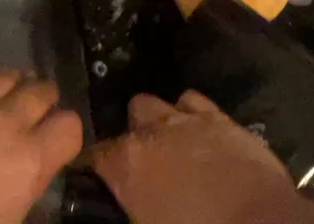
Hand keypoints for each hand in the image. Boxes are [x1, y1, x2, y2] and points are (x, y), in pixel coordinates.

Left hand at [0, 57, 82, 223]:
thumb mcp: (8, 221)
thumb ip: (27, 188)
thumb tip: (32, 175)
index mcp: (29, 159)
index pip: (69, 126)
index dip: (65, 132)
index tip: (56, 138)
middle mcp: (7, 121)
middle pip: (40, 91)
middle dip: (42, 99)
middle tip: (33, 109)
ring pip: (4, 75)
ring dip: (8, 84)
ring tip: (2, 94)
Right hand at [89, 91, 313, 223]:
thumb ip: (136, 211)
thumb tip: (136, 208)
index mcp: (128, 164)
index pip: (93, 156)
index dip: (90, 167)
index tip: (94, 181)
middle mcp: (152, 131)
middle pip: (131, 114)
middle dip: (135, 134)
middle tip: (145, 166)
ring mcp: (188, 119)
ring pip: (162, 103)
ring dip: (163, 123)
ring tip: (172, 148)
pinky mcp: (223, 119)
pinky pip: (196, 103)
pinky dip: (194, 118)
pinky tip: (201, 138)